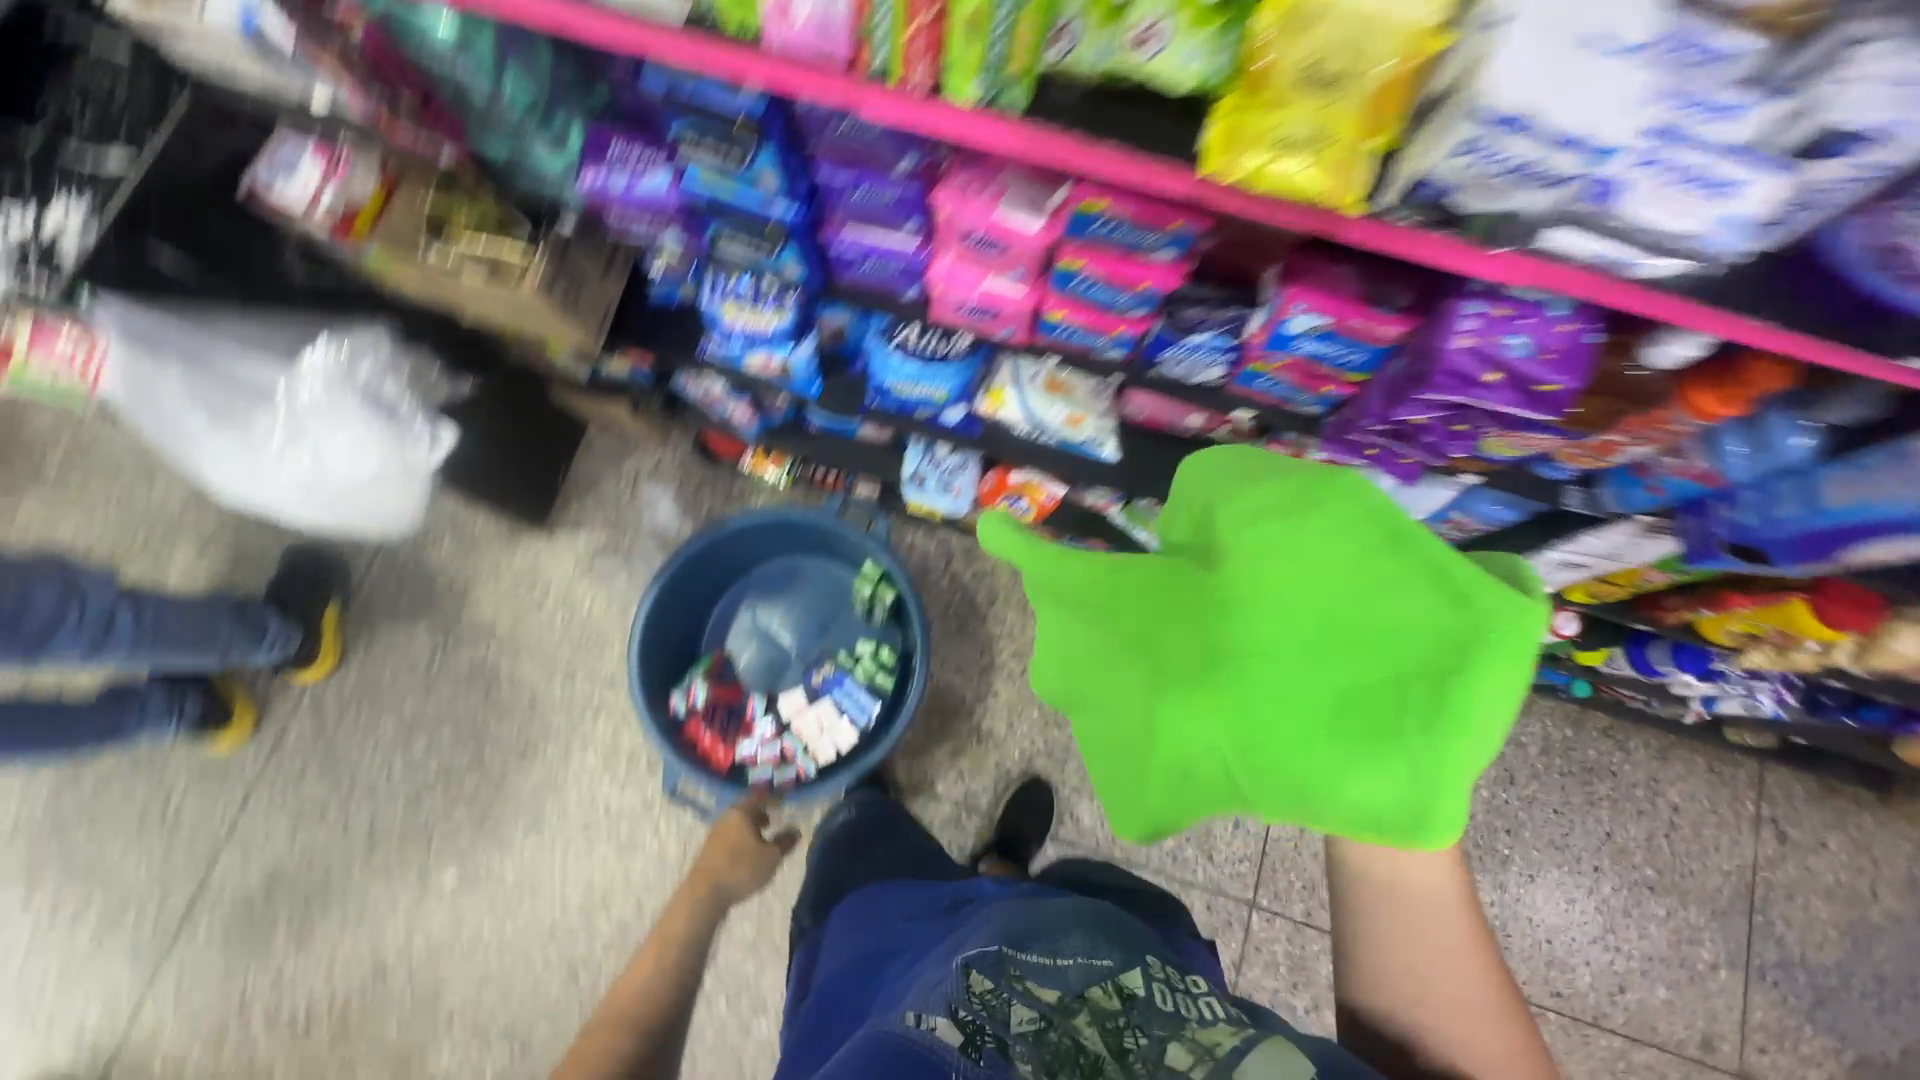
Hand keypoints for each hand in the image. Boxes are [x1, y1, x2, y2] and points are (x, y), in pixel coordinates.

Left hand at [688, 792, 801, 907]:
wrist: (704, 894)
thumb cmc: (742, 869)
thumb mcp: (771, 857)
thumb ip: (785, 842)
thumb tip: (796, 831)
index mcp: (741, 813)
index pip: (759, 798)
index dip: (772, 799)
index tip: (783, 802)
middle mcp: (726, 819)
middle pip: (745, 811)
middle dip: (759, 815)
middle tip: (772, 821)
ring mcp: (714, 835)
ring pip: (736, 825)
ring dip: (749, 829)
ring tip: (761, 840)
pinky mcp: (708, 851)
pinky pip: (729, 838)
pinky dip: (740, 840)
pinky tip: (746, 855)